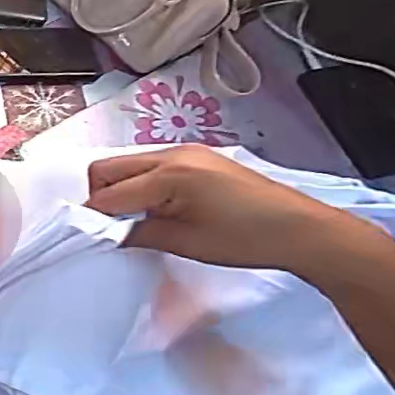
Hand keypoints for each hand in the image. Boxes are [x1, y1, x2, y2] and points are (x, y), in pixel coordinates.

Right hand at [83, 145, 391, 275]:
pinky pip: (148, 165)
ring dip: (119, 188)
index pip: (108, 194)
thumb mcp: (183, 242)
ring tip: (134, 217)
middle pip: (106, 169)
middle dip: (98, 196)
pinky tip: (155, 206)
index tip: (89, 236)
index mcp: (168, 175)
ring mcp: (186, 152)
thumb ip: (136, 232)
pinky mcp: (196, 158)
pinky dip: (139, 184)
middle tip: (109, 225)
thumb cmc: (245, 239)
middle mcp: (172, 155)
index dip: (93, 217)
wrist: (305, 231)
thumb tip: (108, 232)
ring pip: (125, 165)